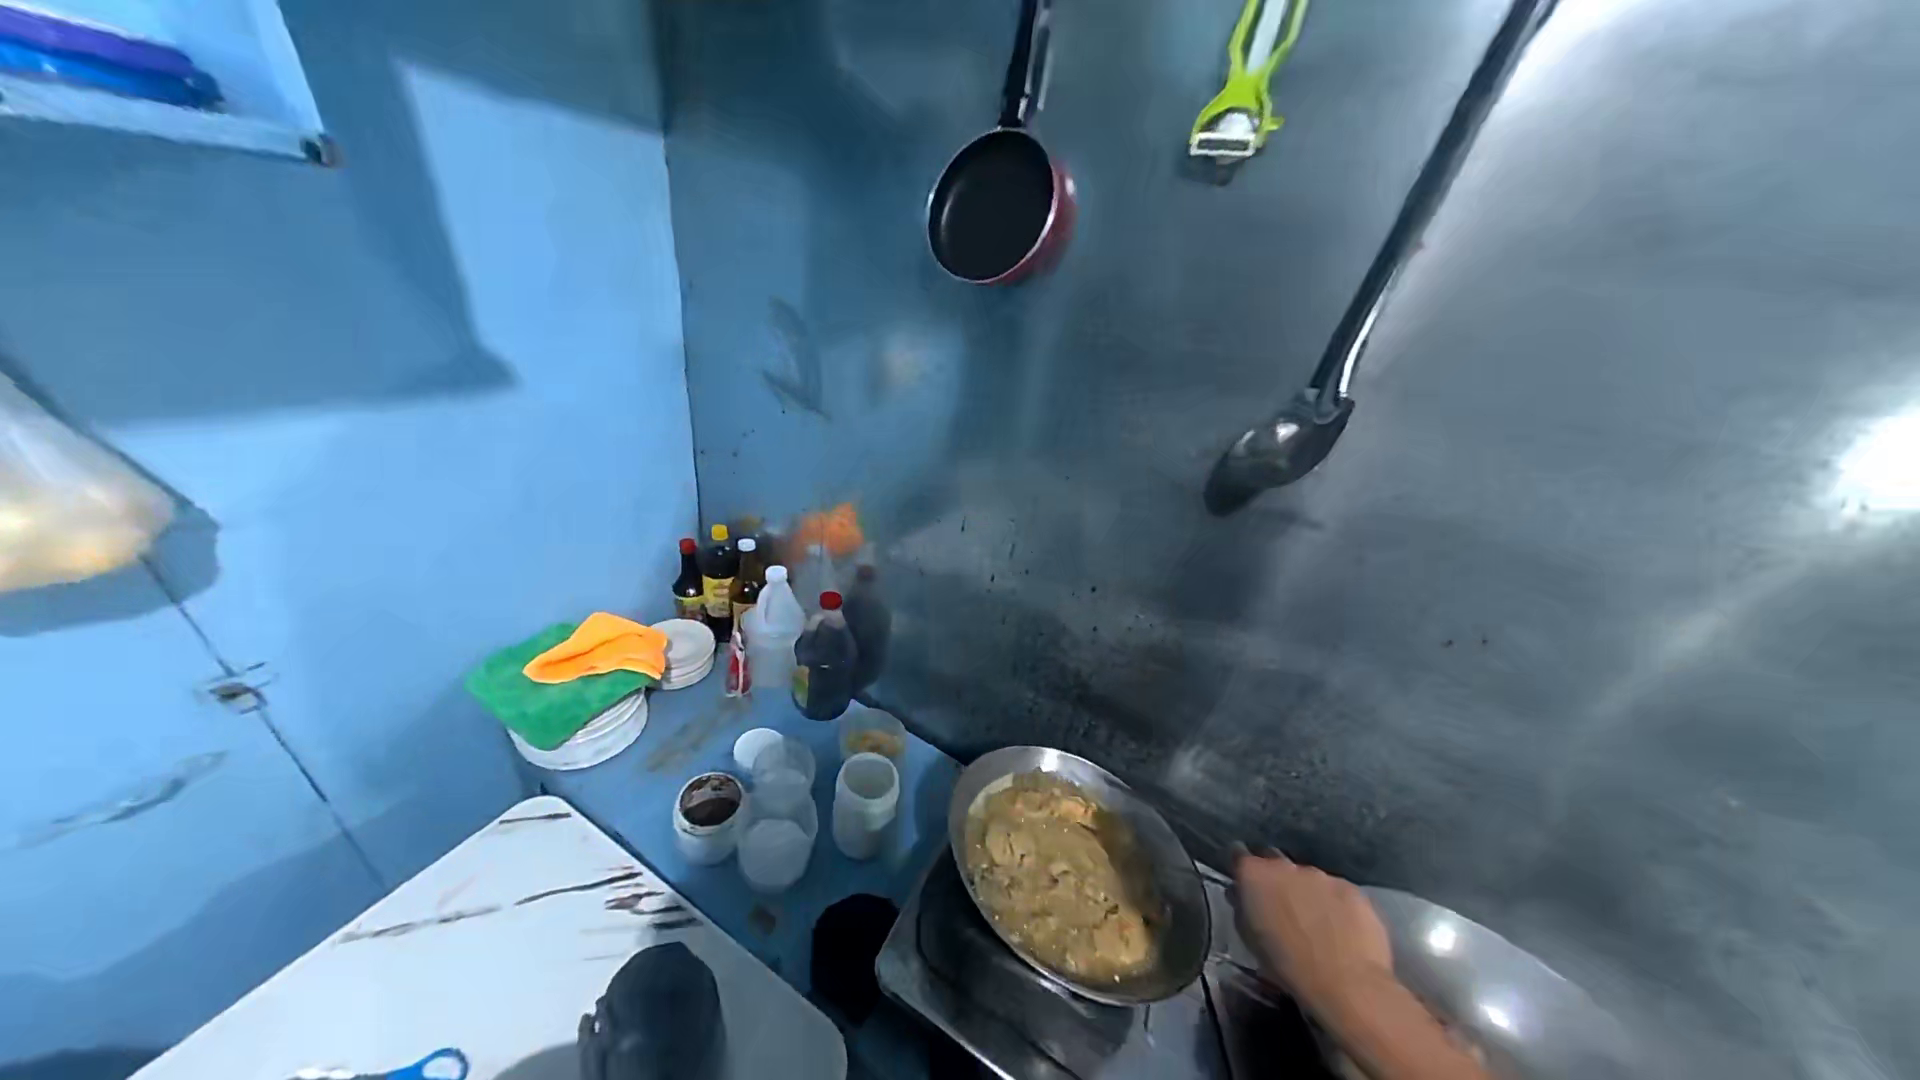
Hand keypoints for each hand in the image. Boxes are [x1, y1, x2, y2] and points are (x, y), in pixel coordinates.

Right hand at [1232, 850, 1392, 1012]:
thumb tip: (1241, 894)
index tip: (1245, 882)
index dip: (1241, 867)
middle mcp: (1284, 865)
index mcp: (1254, 874)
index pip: (1238, 853)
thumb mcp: (1249, 938)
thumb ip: (1242, 907)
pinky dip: (1335, 904)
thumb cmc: (1287, 966)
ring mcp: (1320, 874)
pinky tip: (1343, 929)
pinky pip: (1337, 891)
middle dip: (1274, 876)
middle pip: (1274, 859)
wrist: (1348, 985)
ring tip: (1317, 922)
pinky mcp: (1351, 888)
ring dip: (1306, 891)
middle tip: (1281, 904)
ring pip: (1308, 877)